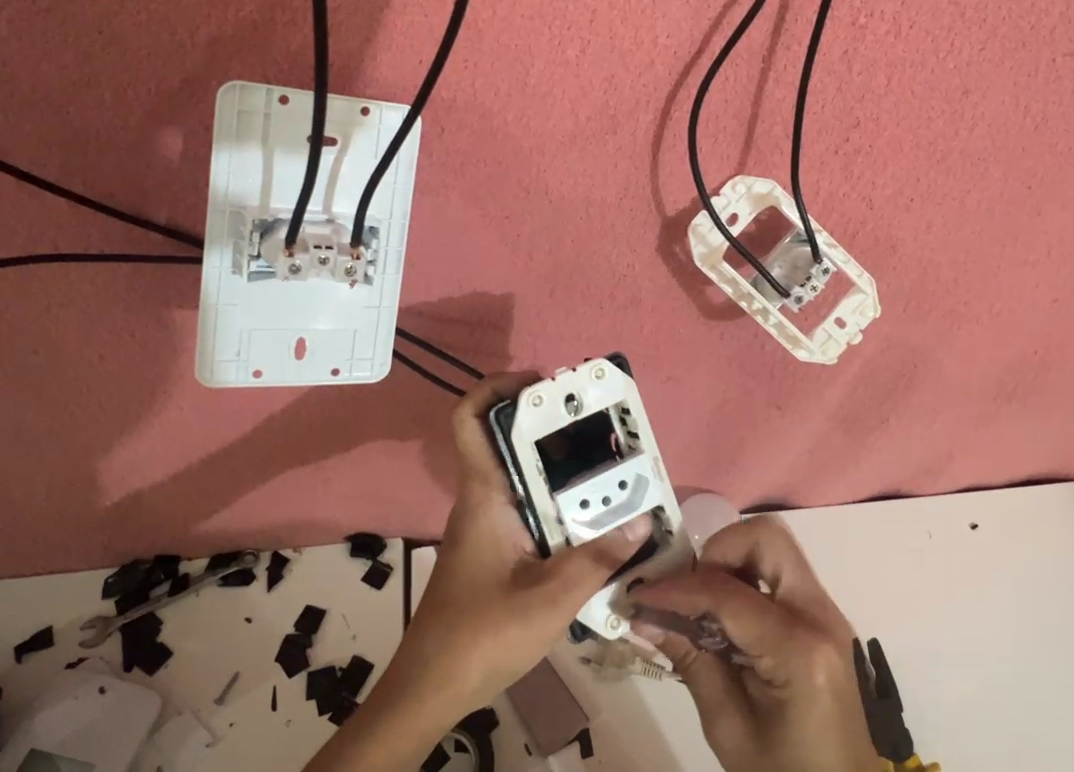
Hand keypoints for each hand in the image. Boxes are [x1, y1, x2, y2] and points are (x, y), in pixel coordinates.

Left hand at [385, 371, 652, 709]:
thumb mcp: (550, 600)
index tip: (542, 384)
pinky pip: (529, 512)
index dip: (497, 388)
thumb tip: (641, 520)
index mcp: (485, 496)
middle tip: (601, 428)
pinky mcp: (496, 552)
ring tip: (611, 470)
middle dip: (553, 428)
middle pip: (509, 444)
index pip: (470, 420)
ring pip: (523, 480)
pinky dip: (560, 507)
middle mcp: (484, 501)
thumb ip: (597, 560)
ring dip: (562, 471)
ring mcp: (488, 527)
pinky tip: (594, 524)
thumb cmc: (481, 635)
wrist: (432, 689)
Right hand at [632, 516, 881, 771]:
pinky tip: (721, 617)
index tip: (639, 594)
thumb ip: (691, 662)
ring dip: (730, 562)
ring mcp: (826, 613)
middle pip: (766, 538)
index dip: (677, 587)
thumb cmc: (784, 771)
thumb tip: (644, 618)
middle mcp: (820, 615)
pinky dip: (744, 579)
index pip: (727, 592)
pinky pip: (779, 576)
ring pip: (774, 549)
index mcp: (798, 649)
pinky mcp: (822, 619)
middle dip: (716, 551)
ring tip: (699, 603)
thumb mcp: (729, 727)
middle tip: (686, 589)